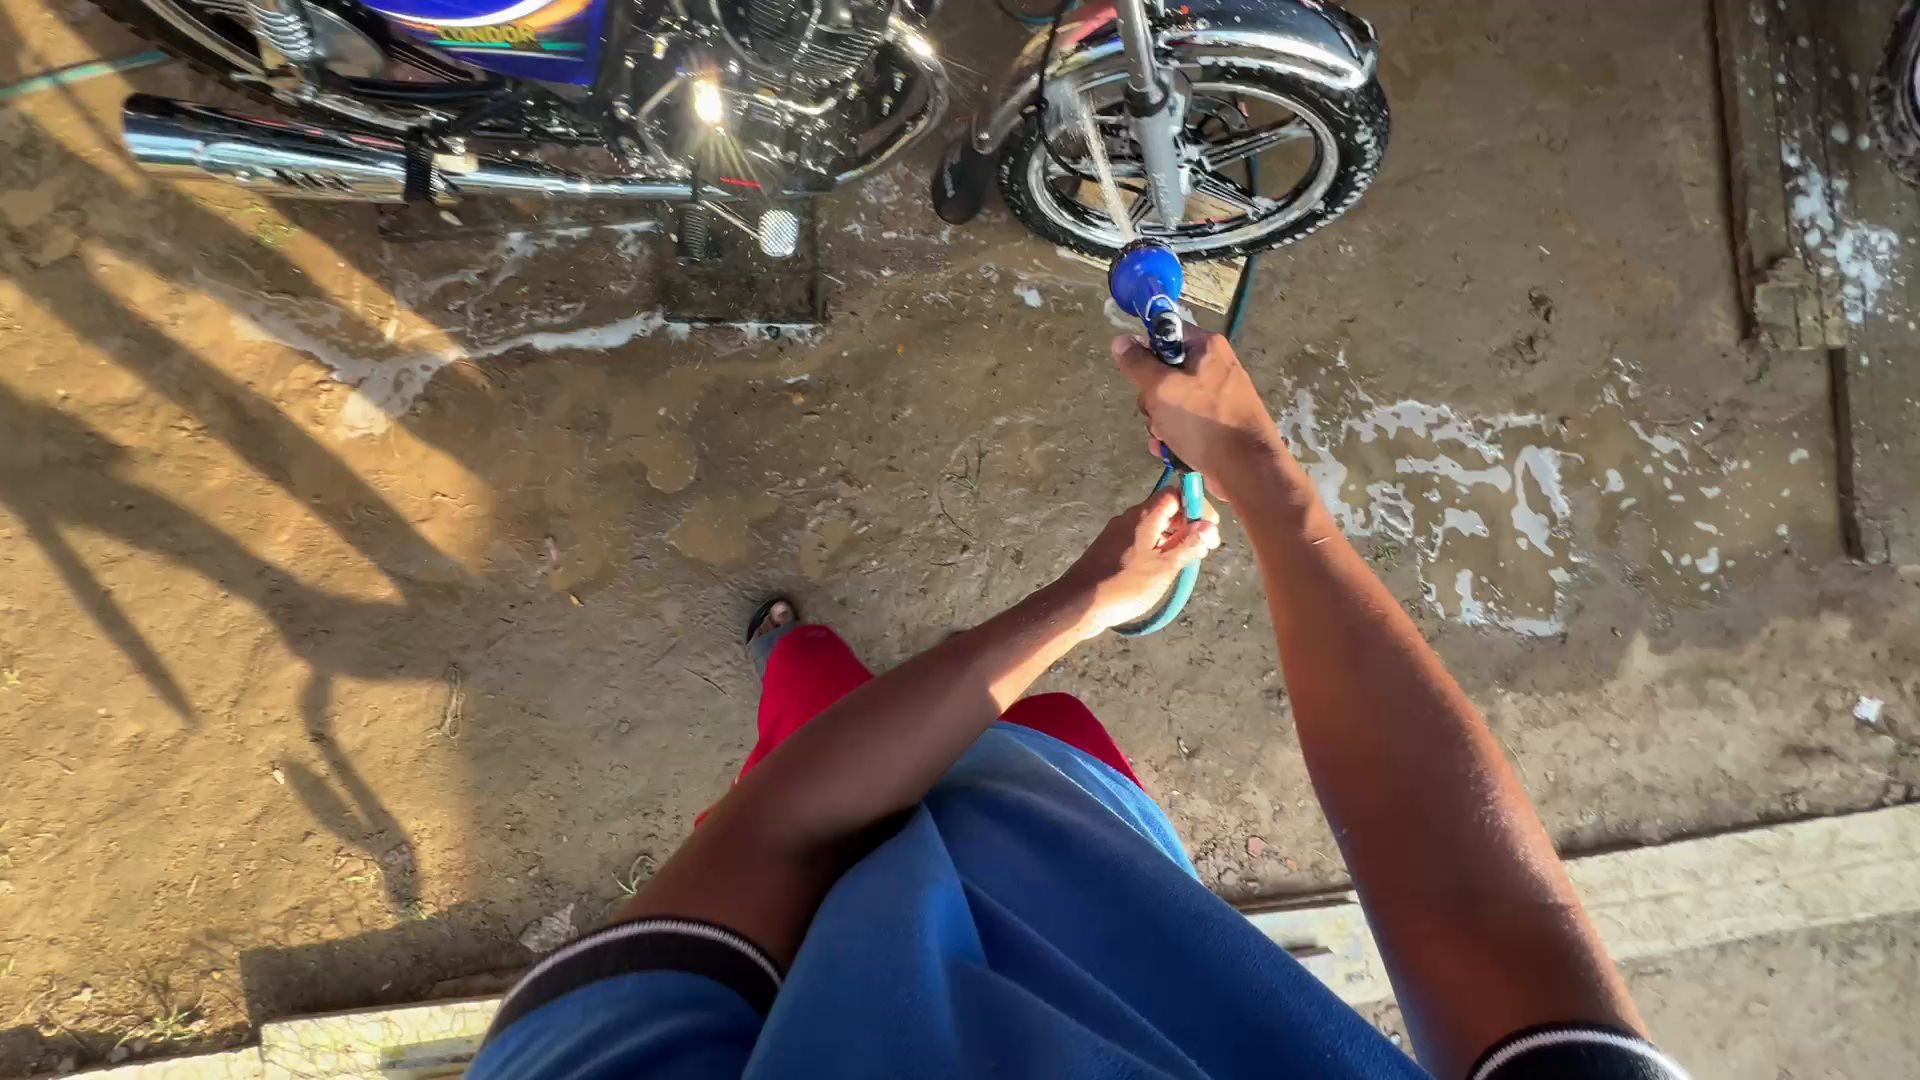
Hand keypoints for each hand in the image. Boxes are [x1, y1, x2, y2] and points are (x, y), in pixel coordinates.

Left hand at [1057, 489, 1220, 638]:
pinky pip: (1142, 539)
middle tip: (1205, 549)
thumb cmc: (1125, 585)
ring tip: (1189, 560)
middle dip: (1189, 524)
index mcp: (1143, 516)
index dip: (1196, 506)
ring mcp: (1118, 533)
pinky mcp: (1112, 548)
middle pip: (1166, 509)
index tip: (1210, 528)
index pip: (1175, 494)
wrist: (1080, 603)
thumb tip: (1209, 526)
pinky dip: (1159, 547)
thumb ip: (1187, 544)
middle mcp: (1130, 518)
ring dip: (1175, 537)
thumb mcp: (1164, 567)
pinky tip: (1166, 566)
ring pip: (1154, 526)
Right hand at [1112, 329, 1288, 495]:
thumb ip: (1138, 364)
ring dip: (1158, 421)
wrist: (1244, 467)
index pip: (1166, 334)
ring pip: (1170, 401)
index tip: (1140, 375)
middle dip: (1151, 398)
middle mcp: (1213, 366)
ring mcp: (1216, 396)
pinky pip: (1183, 421)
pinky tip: (1169, 449)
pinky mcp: (1215, 422)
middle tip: (1156, 411)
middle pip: (1164, 371)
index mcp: (1206, 347)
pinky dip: (1172, 435)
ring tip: (1165, 436)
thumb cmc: (1202, 421)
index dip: (1146, 352)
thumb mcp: (1161, 388)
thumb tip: (1121, 340)